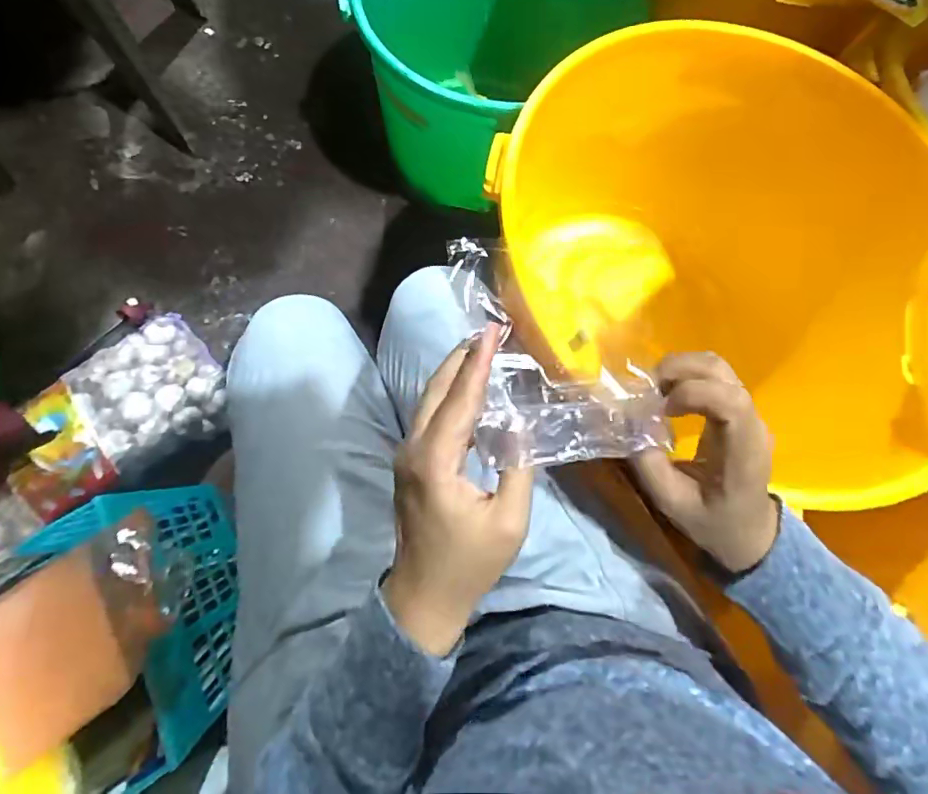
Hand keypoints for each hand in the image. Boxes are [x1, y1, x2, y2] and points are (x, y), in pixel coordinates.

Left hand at [382, 324, 533, 654]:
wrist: (423, 598)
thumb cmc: (470, 563)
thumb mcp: (510, 520)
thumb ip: (518, 466)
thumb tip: (520, 425)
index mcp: (436, 462)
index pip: (460, 400)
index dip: (478, 363)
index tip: (492, 330)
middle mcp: (414, 450)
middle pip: (436, 389)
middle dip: (462, 356)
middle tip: (489, 330)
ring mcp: (407, 456)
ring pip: (428, 399)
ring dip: (454, 371)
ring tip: (481, 347)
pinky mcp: (410, 463)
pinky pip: (430, 415)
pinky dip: (450, 393)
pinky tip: (469, 386)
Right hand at [629, 352, 779, 573]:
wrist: (750, 533)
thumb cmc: (716, 523)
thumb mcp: (674, 505)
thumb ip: (649, 465)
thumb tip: (629, 424)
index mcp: (744, 449)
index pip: (730, 400)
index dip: (692, 392)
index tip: (662, 410)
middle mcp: (752, 422)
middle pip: (720, 370)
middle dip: (679, 368)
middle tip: (648, 389)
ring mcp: (748, 411)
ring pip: (716, 366)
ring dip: (681, 367)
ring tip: (656, 390)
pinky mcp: (738, 408)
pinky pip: (714, 376)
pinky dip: (687, 375)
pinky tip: (669, 396)